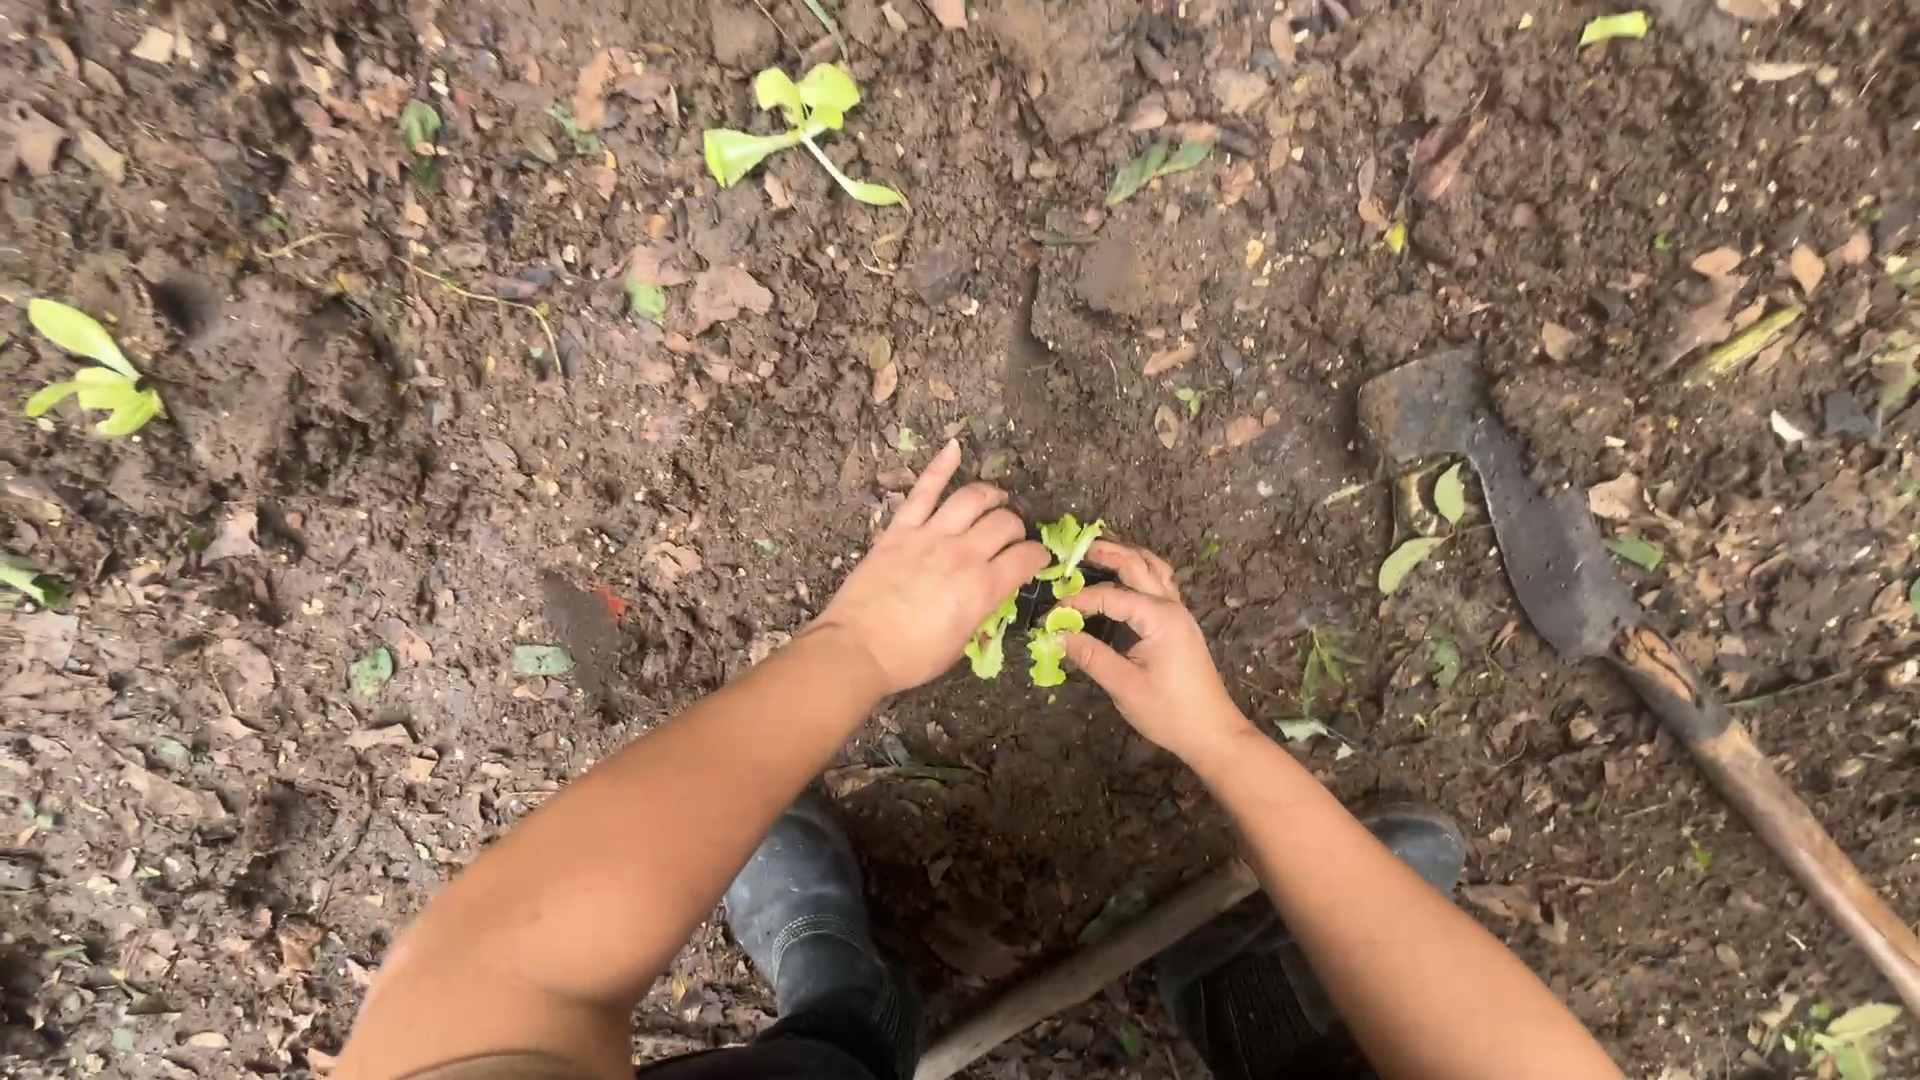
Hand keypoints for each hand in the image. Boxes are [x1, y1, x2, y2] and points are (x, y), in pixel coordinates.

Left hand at [809, 440, 1049, 695]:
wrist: (858, 649)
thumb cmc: (910, 657)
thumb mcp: (959, 645)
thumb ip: (980, 614)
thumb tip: (989, 597)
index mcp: (982, 588)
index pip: (1026, 558)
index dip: (1038, 556)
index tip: (1037, 558)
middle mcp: (963, 554)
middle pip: (1004, 523)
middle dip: (1016, 527)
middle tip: (1012, 535)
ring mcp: (929, 536)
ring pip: (971, 498)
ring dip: (990, 494)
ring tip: (997, 497)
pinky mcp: (900, 529)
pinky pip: (923, 490)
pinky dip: (939, 466)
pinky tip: (953, 448)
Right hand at [1058, 540, 1256, 764]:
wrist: (1213, 733)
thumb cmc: (1169, 712)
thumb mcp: (1124, 686)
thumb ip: (1091, 656)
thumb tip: (1057, 636)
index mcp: (1159, 618)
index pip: (1110, 597)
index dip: (1078, 602)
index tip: (1051, 614)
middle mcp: (1172, 607)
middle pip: (1138, 565)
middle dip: (1107, 554)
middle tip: (1077, 550)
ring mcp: (1180, 614)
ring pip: (1154, 569)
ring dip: (1127, 557)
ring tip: (1100, 553)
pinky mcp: (1180, 625)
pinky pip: (1161, 584)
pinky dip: (1141, 573)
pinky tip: (1125, 579)